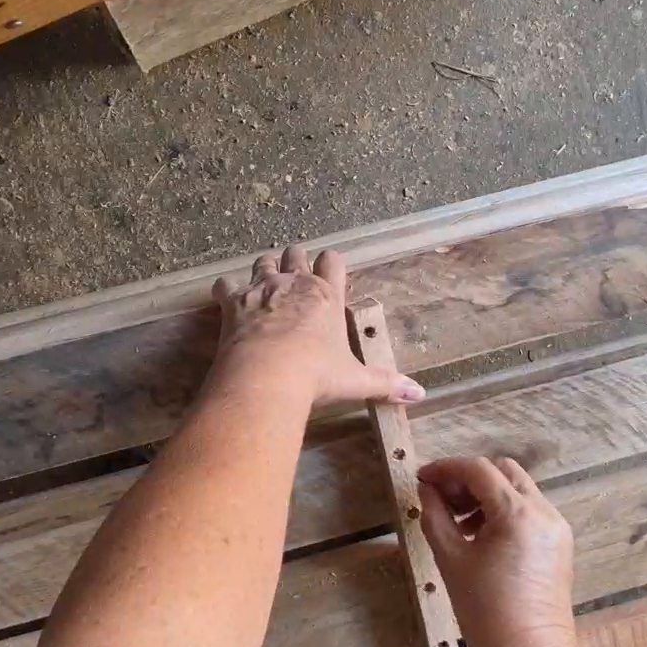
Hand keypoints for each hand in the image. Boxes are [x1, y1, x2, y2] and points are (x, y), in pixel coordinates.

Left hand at [208, 246, 424, 407]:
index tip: (329, 273)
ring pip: (263, 261)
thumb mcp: (355, 380)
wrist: (269, 373)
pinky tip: (227, 298)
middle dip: (296, 261)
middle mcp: (295, 283)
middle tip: (296, 278)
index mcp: (327, 295)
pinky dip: (227, 289)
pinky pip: (225, 283)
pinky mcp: (233, 301)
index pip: (333, 261)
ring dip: (265, 269)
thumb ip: (386, 383)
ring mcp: (262, 288)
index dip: (331, 264)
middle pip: (296, 253)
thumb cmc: (317, 374)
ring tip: (265, 284)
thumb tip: (420, 394)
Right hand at [418, 457, 582, 646]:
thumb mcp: (450, 558)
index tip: (422, 479)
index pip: (478, 469)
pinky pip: (528, 510)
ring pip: (516, 489)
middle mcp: (544, 512)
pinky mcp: (558, 544)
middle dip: (468, 478)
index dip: (446, 468)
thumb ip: (435, 515)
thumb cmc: (485, 611)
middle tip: (443, 499)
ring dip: (485, 494)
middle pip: (502, 471)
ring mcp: (556, 528)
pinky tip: (480, 536)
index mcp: (518, 513)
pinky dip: (502, 510)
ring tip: (459, 522)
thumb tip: (427, 490)